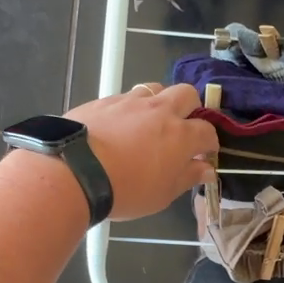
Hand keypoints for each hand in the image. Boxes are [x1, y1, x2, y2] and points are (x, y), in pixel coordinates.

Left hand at [66, 82, 218, 219]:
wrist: (73, 172)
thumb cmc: (126, 190)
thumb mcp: (163, 194)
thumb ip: (188, 177)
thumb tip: (207, 168)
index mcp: (181, 135)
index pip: (208, 131)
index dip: (210, 143)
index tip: (204, 155)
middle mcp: (160, 110)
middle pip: (186, 94)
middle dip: (191, 108)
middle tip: (182, 128)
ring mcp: (130, 101)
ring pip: (155, 88)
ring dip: (159, 102)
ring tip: (150, 123)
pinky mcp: (104, 100)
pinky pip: (126, 97)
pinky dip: (131, 108)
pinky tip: (120, 126)